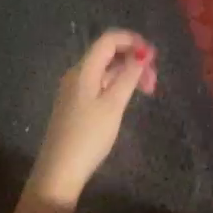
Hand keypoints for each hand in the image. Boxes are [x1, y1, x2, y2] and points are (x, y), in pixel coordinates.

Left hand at [28, 29, 158, 203]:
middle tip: (154, 79)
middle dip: (133, 59)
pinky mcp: (75, 104)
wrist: (59, 172)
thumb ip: (128, 76)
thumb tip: (142, 53)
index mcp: (84, 69)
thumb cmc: (88, 136)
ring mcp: (74, 89)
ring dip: (127, 73)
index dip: (132, 40)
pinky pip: (99, 83)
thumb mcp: (113, 106)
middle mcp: (77, 73)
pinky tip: (127, 98)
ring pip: (105, 69)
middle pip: (108, 53)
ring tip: (147, 90)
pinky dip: (116, 84)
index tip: (153, 55)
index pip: (109, 39)